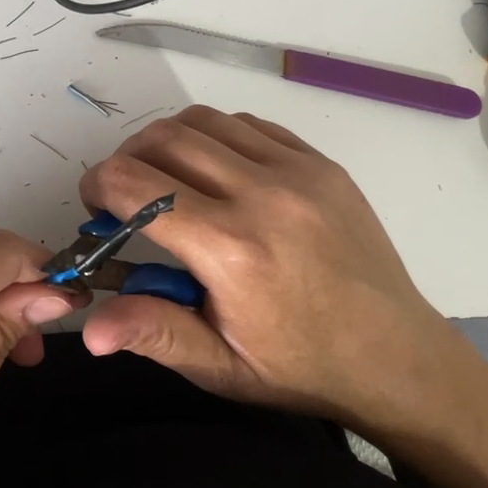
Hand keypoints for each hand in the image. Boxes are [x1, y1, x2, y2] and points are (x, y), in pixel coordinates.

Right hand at [78, 105, 461, 432]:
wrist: (397, 358)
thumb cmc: (298, 366)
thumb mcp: (218, 366)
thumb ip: (152, 333)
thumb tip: (90, 330)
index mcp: (231, 249)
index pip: (132, 183)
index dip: (97, 188)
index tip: (98, 212)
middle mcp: (263, 196)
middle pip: (160, 139)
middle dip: (125, 160)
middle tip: (126, 197)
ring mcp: (298, 172)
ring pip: (200, 120)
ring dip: (166, 143)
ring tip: (168, 180)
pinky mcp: (320, 163)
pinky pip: (245, 124)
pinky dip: (214, 138)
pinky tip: (217, 173)